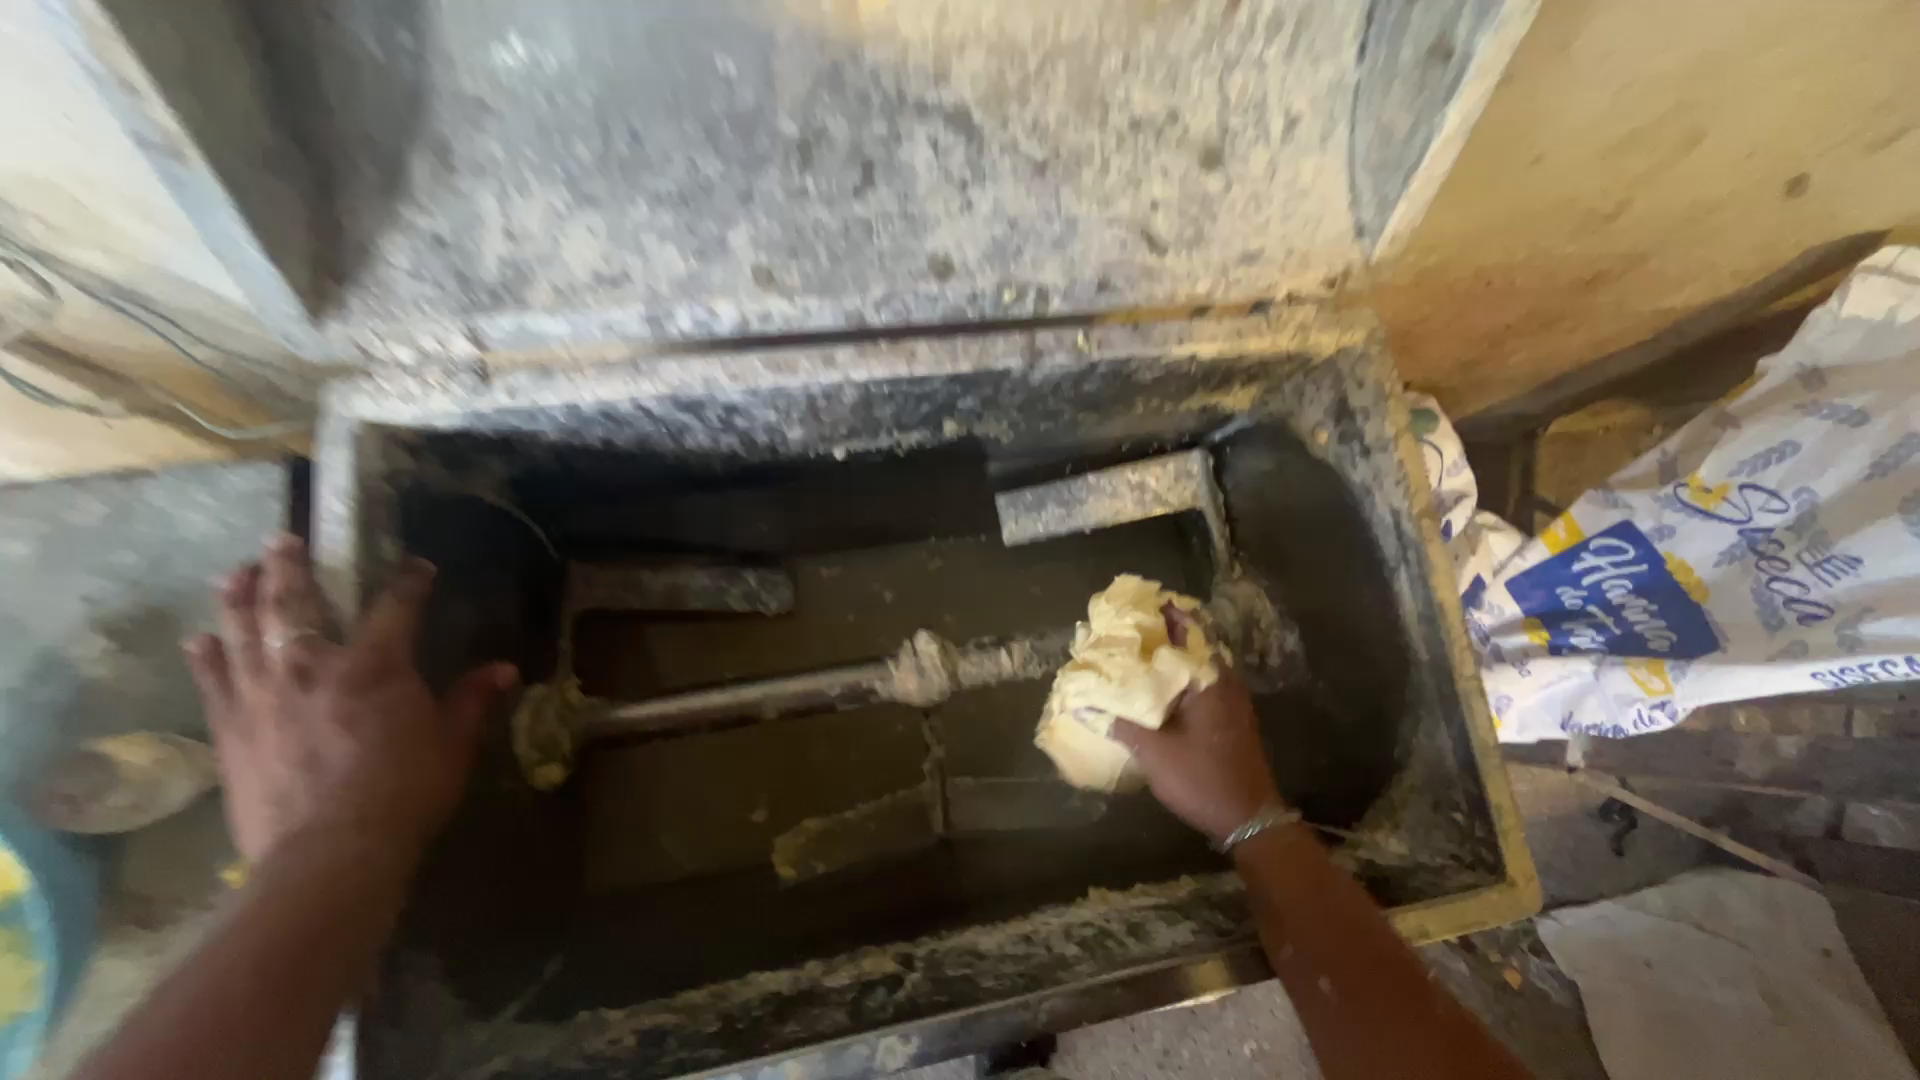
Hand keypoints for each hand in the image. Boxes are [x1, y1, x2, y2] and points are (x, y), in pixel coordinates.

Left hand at [182, 534, 517, 867]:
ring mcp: (263, 695)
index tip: (418, 566)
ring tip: (236, 571)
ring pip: (245, 631)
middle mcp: (313, 667)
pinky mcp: (231, 728)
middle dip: (291, 567)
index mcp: (377, 667)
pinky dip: (208, 655)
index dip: (409, 581)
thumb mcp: (453, 745)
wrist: (330, 852)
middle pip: (296, 603)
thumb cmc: (405, 793)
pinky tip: (201, 637)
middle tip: (284, 539)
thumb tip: (505, 669)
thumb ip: (472, 700)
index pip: (396, 606)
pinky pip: (213, 681)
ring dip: (240, 596)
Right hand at [1110, 610, 1282, 843]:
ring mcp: (1231, 699)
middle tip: (1126, 631)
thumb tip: (1083, 702)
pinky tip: (1155, 690)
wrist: (1249, 818)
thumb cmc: (1201, 777)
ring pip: (1196, 665)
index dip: (1161, 613)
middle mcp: (1224, 680)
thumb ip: (1120, 723)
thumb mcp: (1154, 752)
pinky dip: (1178, 678)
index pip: (1187, 629)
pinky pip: (1201, 683)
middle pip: (1192, 643)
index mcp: (1209, 678)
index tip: (1134, 605)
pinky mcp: (1230, 717)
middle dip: (1160, 634)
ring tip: (1134, 656)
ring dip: (1169, 658)